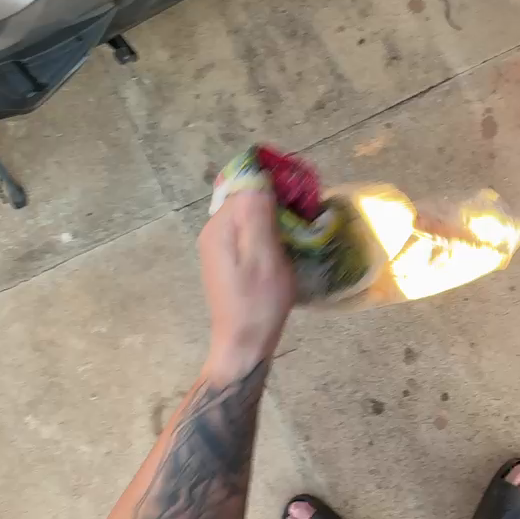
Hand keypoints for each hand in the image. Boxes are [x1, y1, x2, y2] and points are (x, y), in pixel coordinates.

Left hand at [198, 189, 294, 380]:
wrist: (243, 343)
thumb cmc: (259, 302)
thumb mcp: (265, 256)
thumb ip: (258, 214)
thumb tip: (258, 175)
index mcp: (221, 225)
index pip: (247, 182)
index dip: (276, 182)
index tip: (302, 194)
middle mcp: (213, 229)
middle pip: (246, 196)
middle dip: (276, 197)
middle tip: (305, 213)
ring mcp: (218, 244)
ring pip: (248, 212)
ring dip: (274, 214)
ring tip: (300, 227)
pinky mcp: (226, 258)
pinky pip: (247, 229)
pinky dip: (268, 229)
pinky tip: (284, 243)